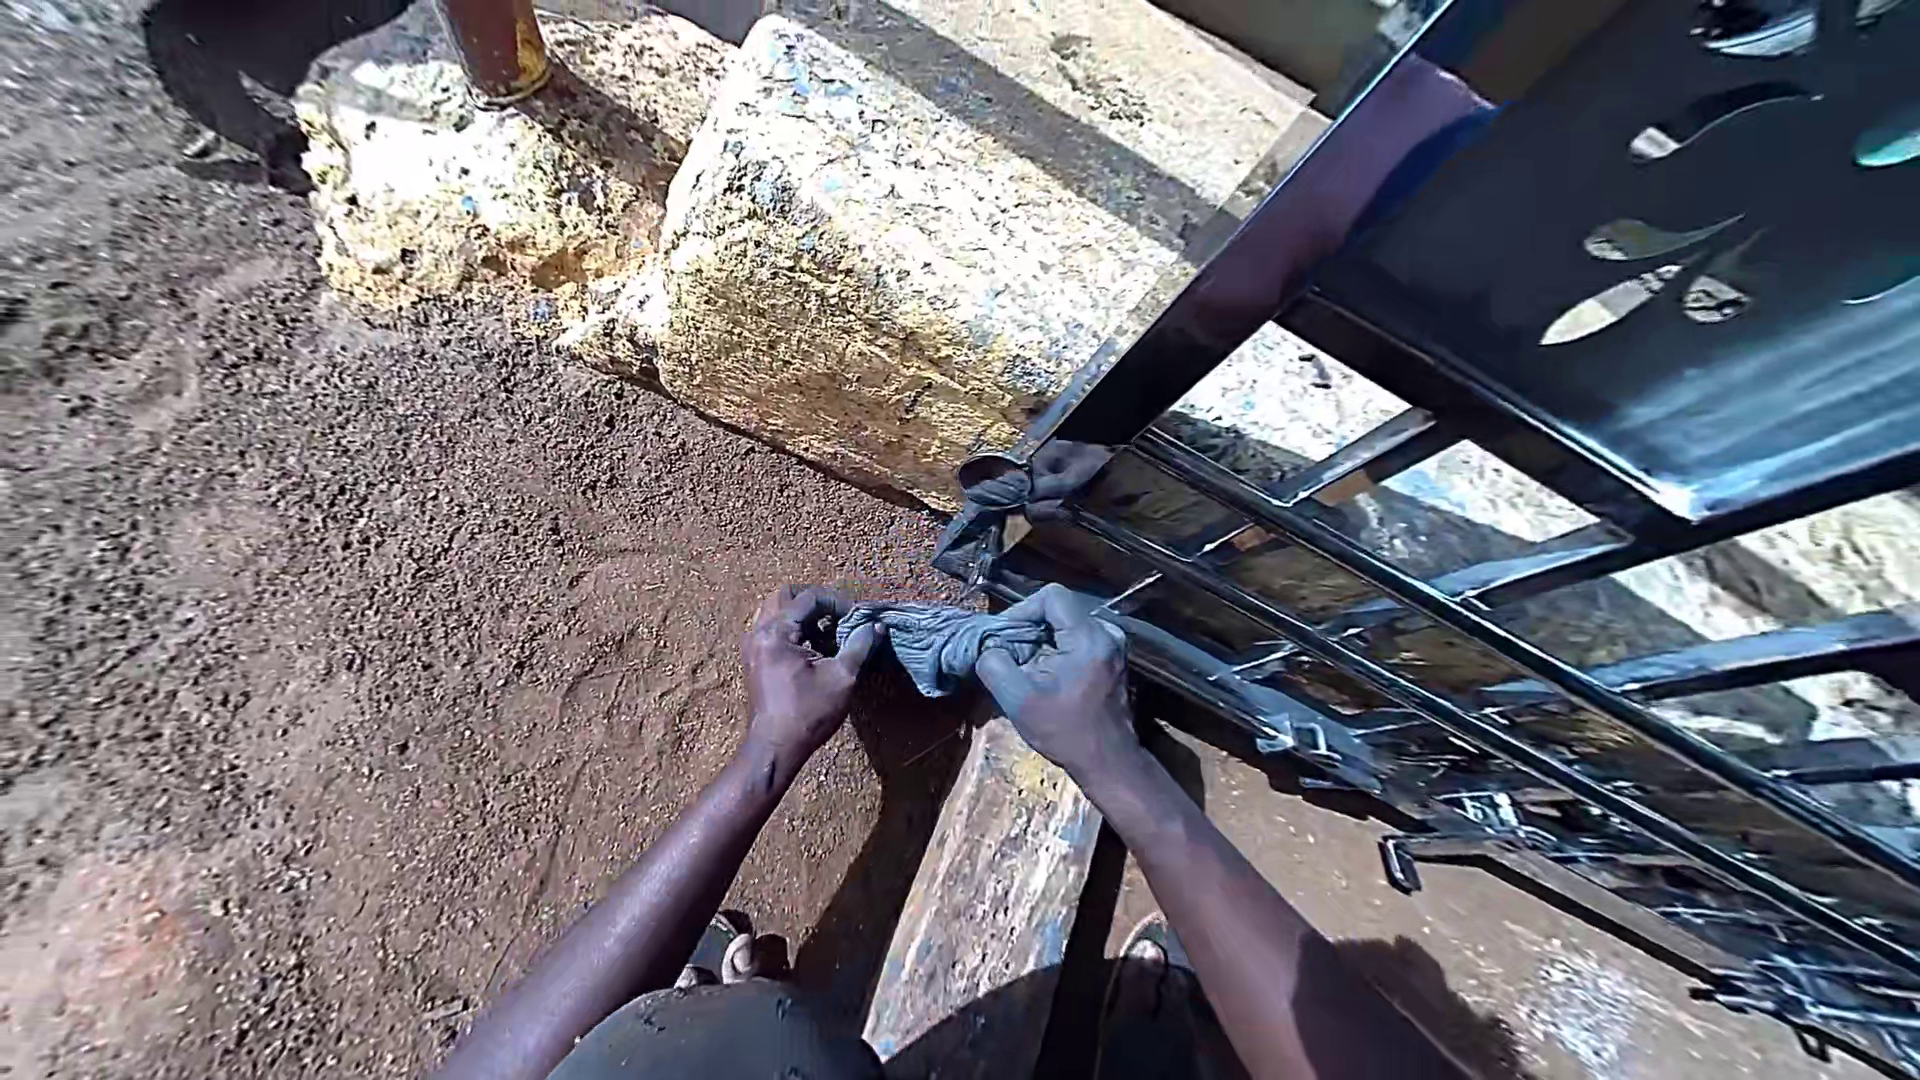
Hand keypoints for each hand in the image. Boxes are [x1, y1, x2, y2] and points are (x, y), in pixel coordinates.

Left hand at [740, 586, 882, 771]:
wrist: (775, 748)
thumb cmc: (808, 714)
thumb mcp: (842, 677)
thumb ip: (860, 645)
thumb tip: (876, 626)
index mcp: (776, 633)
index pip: (809, 598)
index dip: (838, 603)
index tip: (857, 618)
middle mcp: (759, 633)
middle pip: (786, 596)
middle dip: (816, 602)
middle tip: (839, 617)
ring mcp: (754, 646)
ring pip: (778, 611)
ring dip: (804, 615)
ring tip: (829, 633)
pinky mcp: (755, 660)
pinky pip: (774, 629)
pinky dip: (795, 630)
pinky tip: (816, 649)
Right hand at [975, 584, 1136, 779]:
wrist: (1108, 761)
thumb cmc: (1065, 731)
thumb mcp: (1018, 700)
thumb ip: (995, 665)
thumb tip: (989, 647)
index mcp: (1089, 637)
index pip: (1052, 596)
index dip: (1022, 609)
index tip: (1006, 635)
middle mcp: (1107, 633)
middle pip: (1059, 608)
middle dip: (1029, 627)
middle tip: (1010, 652)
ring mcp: (1113, 644)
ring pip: (1067, 622)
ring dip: (1041, 638)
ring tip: (1025, 664)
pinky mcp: (1112, 657)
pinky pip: (1077, 636)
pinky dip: (1057, 647)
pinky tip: (1045, 672)